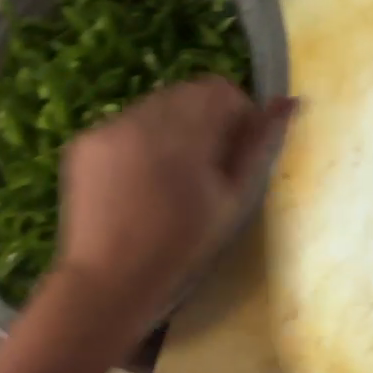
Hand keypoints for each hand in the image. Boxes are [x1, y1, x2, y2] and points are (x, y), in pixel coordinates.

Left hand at [53, 77, 292, 327]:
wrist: (109, 283)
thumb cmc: (182, 249)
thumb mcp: (233, 201)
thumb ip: (259, 146)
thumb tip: (289, 101)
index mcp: (183, 130)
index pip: (220, 90)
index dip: (237, 116)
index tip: (235, 154)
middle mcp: (141, 116)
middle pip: (186, 94)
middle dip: (203, 122)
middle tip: (205, 172)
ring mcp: (107, 127)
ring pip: (154, 108)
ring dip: (171, 132)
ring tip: (170, 182)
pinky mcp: (82, 142)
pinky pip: (123, 127)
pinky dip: (138, 145)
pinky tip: (139, 186)